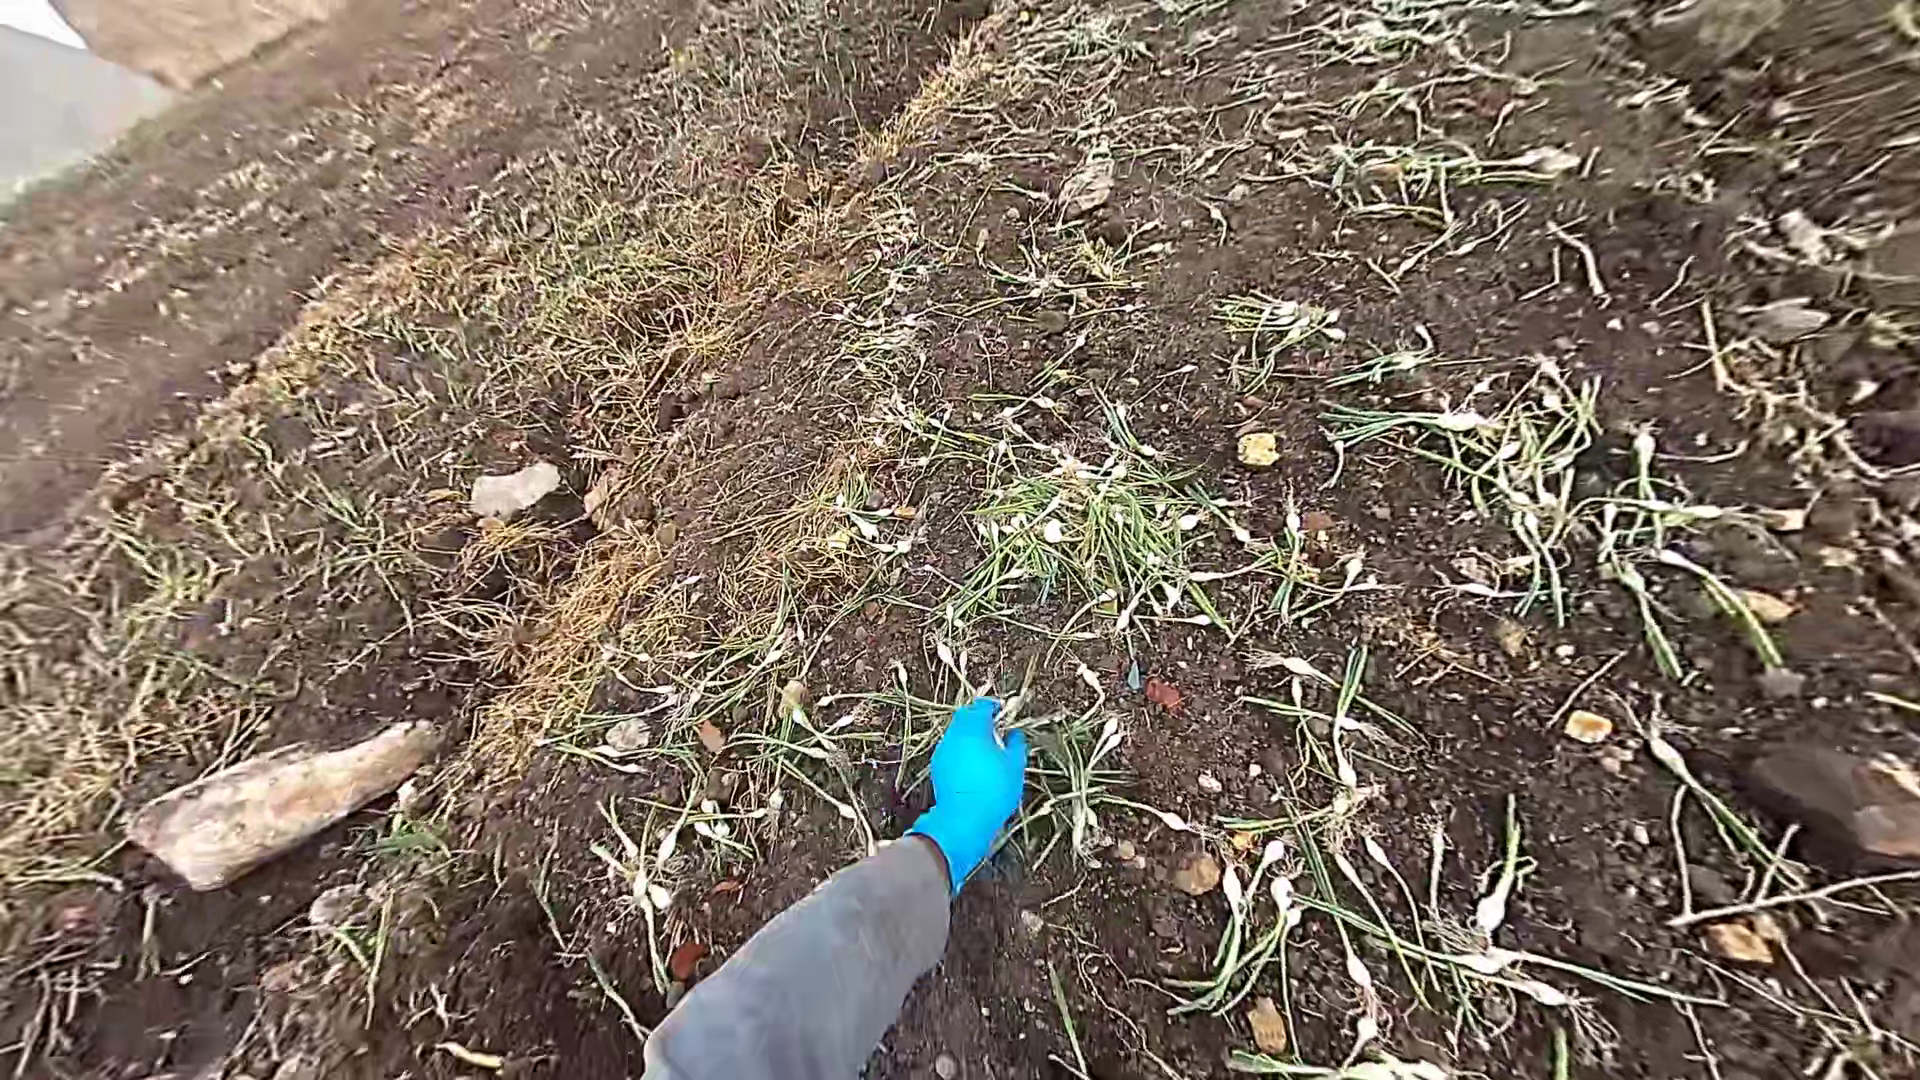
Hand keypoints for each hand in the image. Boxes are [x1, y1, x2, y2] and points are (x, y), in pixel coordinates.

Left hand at [907, 697, 1028, 894]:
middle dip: (980, 718)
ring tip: (987, 748)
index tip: (1002, 711)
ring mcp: (944, 750)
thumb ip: (1016, 744)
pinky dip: (963, 749)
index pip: (982, 706)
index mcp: (973, 729)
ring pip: (957, 732)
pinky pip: (952, 748)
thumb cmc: (992, 792)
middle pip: (966, 716)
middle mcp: (955, 735)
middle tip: (995, 728)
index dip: (993, 706)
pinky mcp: (938, 765)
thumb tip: (1014, 734)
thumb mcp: (1015, 766)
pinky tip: (974, 764)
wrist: (963, 821)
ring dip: (971, 734)